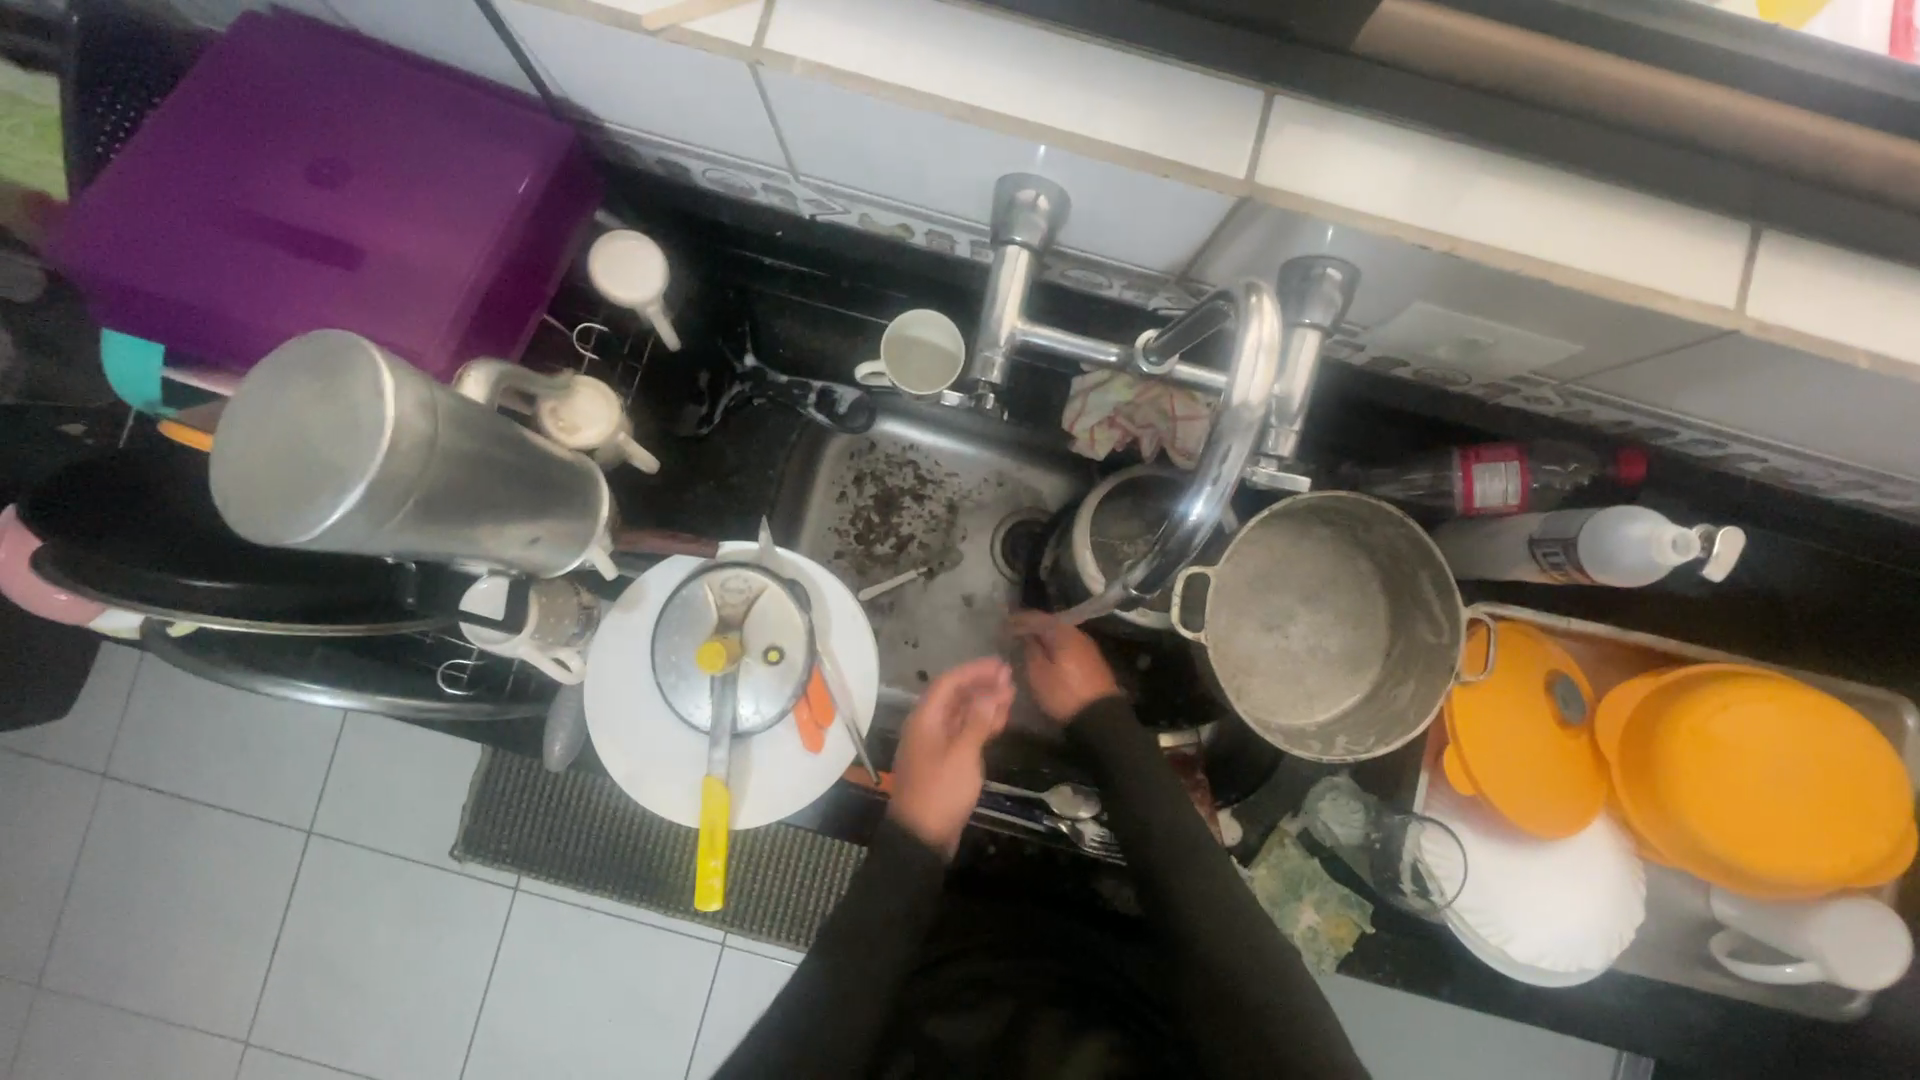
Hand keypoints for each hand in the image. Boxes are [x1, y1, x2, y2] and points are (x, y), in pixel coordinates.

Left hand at [887, 656, 1013, 858]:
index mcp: (925, 720)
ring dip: (983, 704)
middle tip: (1010, 679)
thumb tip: (991, 692)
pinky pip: (962, 733)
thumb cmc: (940, 792)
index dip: (975, 671)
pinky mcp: (944, 761)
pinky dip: (980, 725)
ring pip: (960, 715)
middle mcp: (927, 727)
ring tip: (1010, 697)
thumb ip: (977, 721)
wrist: (921, 837)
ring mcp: (935, 745)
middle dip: (981, 686)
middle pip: (954, 697)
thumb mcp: (963, 755)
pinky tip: (1000, 722)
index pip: (949, 683)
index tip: (1001, 666)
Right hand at [1007, 611, 1121, 723]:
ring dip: (1044, 637)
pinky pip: (1069, 645)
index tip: (1004, 623)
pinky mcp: (1092, 660)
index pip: (1037, 617)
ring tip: (1028, 643)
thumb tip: (1026, 636)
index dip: (1019, 619)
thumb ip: (1030, 650)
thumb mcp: (1039, 674)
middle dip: (1032, 627)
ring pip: (1060, 635)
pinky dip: (1055, 646)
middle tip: (1014, 632)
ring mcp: (1087, 646)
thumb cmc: (1064, 693)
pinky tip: (1047, 654)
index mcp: (1062, 632)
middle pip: (1051, 624)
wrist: (1101, 716)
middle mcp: (1077, 633)